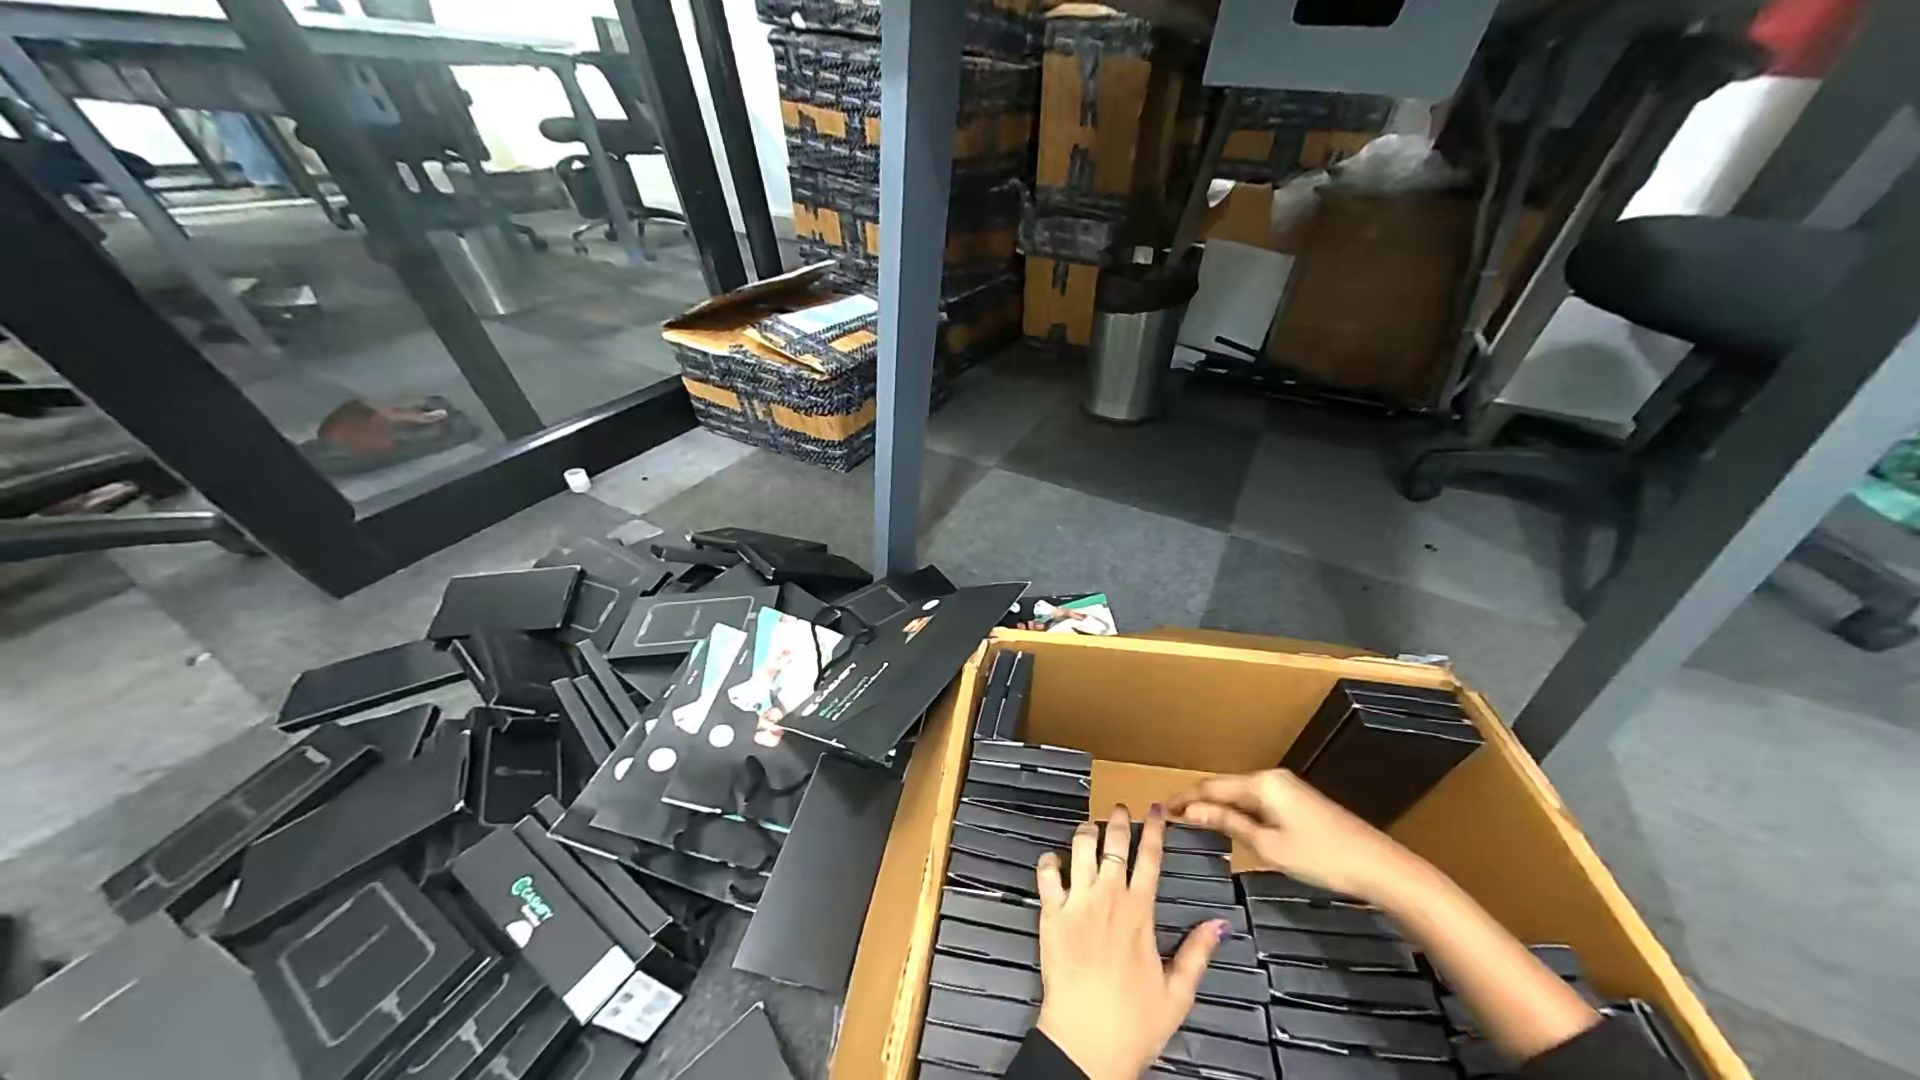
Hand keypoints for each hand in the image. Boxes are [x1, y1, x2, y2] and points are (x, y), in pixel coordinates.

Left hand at [1034, 805, 1228, 1079]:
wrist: (1087, 1042)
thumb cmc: (1133, 1022)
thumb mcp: (1178, 992)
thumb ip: (1198, 952)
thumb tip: (1219, 923)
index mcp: (1140, 912)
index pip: (1150, 857)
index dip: (1154, 829)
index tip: (1156, 809)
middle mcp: (1109, 898)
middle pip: (1114, 844)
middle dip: (1118, 820)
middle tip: (1120, 808)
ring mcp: (1077, 902)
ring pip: (1080, 848)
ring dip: (1086, 832)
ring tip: (1089, 827)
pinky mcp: (1051, 913)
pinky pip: (1046, 873)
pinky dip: (1049, 860)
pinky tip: (1053, 858)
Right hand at [1167, 770, 1425, 904]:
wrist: (1380, 867)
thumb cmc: (1322, 857)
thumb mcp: (1268, 845)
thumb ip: (1227, 824)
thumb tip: (1190, 811)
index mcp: (1261, 783)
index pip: (1211, 786)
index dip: (1184, 797)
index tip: (1162, 808)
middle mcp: (1271, 777)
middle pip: (1225, 787)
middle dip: (1198, 801)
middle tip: (1172, 817)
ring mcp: (1286, 788)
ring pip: (1240, 794)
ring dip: (1217, 807)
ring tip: (1193, 822)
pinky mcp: (1297, 801)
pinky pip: (1256, 800)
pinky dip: (1237, 811)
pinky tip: (1229, 825)